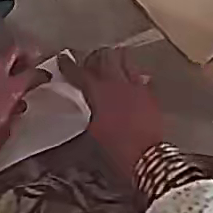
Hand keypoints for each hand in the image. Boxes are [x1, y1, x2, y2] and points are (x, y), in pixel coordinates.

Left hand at [0, 46, 50, 156]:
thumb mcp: (5, 131)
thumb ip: (12, 115)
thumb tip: (14, 110)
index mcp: (11, 89)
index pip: (32, 74)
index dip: (41, 74)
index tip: (43, 76)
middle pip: (12, 52)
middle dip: (21, 53)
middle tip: (26, 58)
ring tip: (0, 67)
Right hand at [61, 48, 162, 181]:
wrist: (146, 157)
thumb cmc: (115, 147)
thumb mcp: (93, 129)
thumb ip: (89, 108)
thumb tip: (87, 100)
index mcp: (99, 92)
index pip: (80, 72)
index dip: (69, 64)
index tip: (63, 58)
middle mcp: (117, 82)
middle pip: (104, 56)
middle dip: (94, 57)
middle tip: (89, 64)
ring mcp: (136, 85)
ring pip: (125, 59)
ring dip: (115, 59)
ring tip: (110, 66)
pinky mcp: (149, 92)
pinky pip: (139, 74)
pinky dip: (131, 73)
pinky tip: (128, 82)